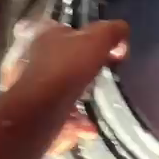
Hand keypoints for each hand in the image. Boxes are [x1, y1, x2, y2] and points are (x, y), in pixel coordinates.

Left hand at [0, 18, 128, 154]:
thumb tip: (122, 34)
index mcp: (50, 37)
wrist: (36, 115)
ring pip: (66, 92)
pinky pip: (63, 117)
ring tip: (101, 107)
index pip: (72, 32)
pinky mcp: (37, 117)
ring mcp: (36, 91)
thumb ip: (112, 31)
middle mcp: (40, 61)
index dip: (93, 39)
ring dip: (85, 101)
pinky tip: (91, 128)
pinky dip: (78, 123)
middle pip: (70, 62)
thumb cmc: (67, 69)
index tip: (110, 51)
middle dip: (90, 72)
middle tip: (107, 78)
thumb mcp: (98, 39)